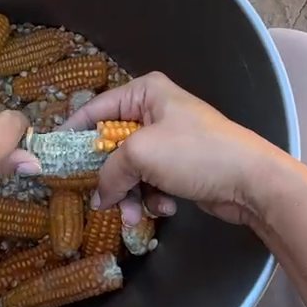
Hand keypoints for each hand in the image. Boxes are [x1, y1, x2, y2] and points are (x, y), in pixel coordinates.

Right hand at [67, 72, 284, 225]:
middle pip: (111, 144)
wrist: (253, 181)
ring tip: (135, 213)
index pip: (95, 109)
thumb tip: (97, 196)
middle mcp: (154, 111)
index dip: (73, 133)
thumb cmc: (195, 153)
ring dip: (130, 193)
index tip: (54, 157)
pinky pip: (150, 181)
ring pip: (130, 168)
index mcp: (144, 92)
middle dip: (108, 175)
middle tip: (99, 198)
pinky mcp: (180, 166)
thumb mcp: (141, 155)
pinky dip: (152, 196)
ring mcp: (168, 139)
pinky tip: (165, 207)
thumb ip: (109, 172)